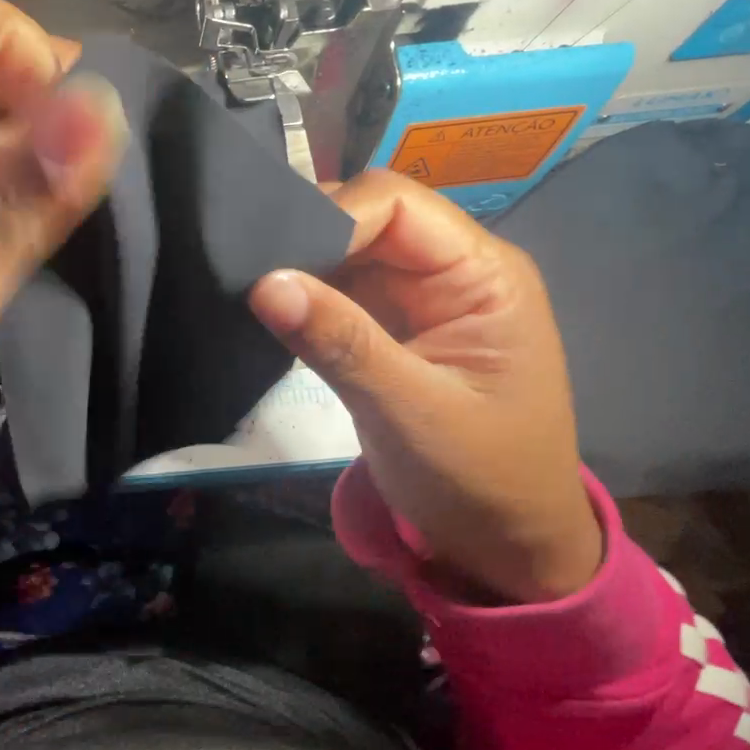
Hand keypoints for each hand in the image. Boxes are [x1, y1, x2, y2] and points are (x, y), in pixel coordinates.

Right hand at [248, 170, 601, 602]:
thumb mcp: (407, 411)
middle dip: (308, 239)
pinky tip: (268, 311)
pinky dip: (303, 298)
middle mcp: (453, 271)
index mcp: (483, 275)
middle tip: (245, 271)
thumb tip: (263, 282)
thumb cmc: (479, 479)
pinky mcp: (392, 326)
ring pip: (346, 252)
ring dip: (299, 268)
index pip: (397, 204)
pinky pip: (339, 291)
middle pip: (369, 218)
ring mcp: (420, 298)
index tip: (270, 261)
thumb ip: (340, 342)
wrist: (504, 545)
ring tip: (245, 289)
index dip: (332, 219)